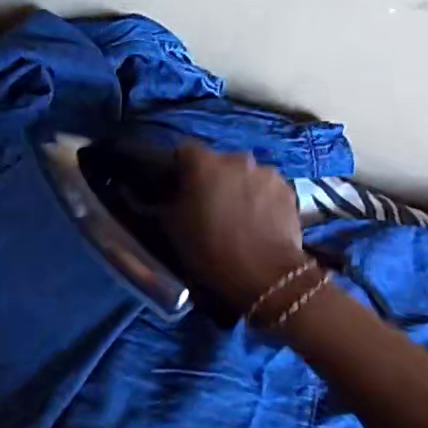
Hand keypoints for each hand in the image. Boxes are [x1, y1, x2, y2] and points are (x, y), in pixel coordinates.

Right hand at [160, 140, 309, 309]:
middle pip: (217, 162)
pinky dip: (260, 198)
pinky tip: (258, 221)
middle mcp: (237, 157)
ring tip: (236, 216)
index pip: (184, 151)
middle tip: (207, 205)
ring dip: (238, 187)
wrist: (265, 275)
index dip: (178, 168)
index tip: (176, 188)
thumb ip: (156, 203)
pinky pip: (266, 187)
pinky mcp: (288, 189)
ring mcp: (266, 171)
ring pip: (244, 174)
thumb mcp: (172, 228)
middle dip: (211, 178)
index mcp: (204, 162)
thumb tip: (140, 191)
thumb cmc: (211, 250)